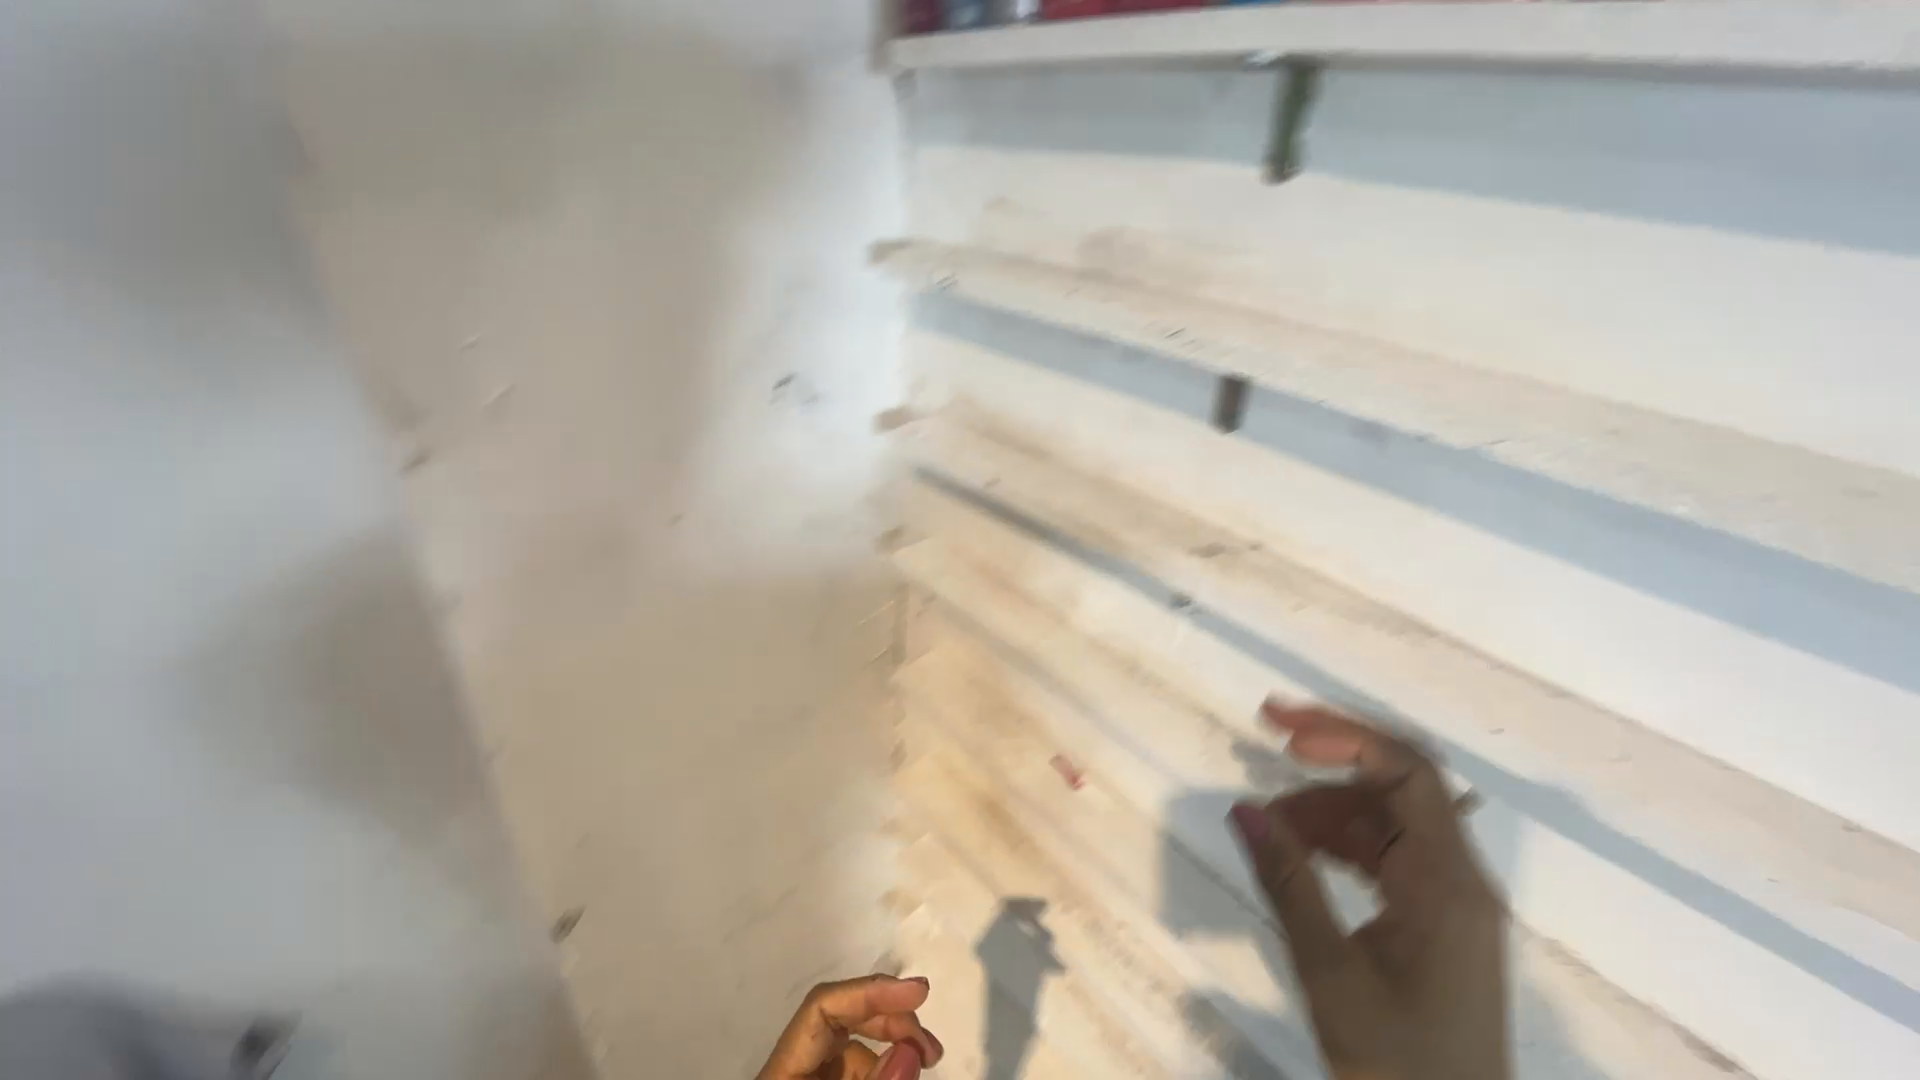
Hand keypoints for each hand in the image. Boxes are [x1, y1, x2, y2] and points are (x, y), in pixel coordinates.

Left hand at [755, 974, 944, 1079]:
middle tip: (931, 1047)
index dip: (873, 990)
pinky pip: (853, 1070)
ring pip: (852, 1048)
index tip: (921, 990)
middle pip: (841, 1020)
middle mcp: (791, 1066)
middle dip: (892, 1021)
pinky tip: (905, 1072)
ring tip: (928, 1058)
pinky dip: (882, 1068)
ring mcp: (804, 1077)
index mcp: (780, 1069)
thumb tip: (911, 1050)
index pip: (823, 1004)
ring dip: (894, 1046)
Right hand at [1229, 703, 1510, 1079]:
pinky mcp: (1436, 918)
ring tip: (1268, 821)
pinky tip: (1297, 849)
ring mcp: (1451, 898)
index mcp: (1448, 882)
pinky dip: (1340, 840)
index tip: (1281, 735)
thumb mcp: (1329, 971)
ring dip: (1328, 804)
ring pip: (1390, 817)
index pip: (1408, 773)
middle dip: (1336, 748)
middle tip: (1269, 728)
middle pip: (1402, 781)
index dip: (1345, 738)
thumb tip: (1243, 808)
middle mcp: (1460, 877)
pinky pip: (1388, 853)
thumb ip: (1287, 881)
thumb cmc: (1396, 1063)